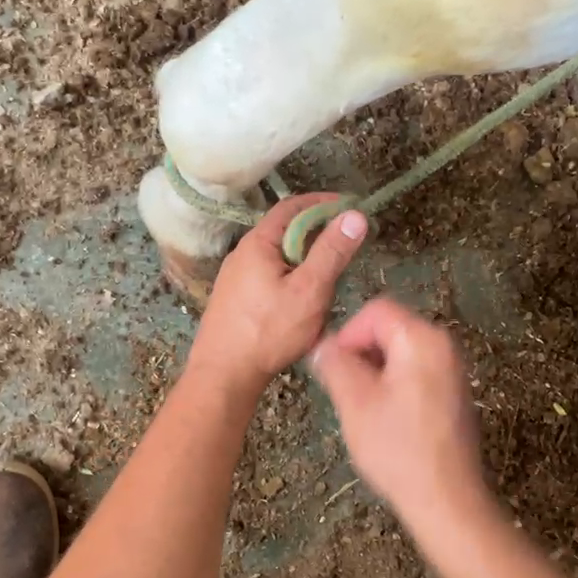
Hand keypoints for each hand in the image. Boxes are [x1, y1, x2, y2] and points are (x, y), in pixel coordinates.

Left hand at [186, 193, 366, 392]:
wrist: (224, 375)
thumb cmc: (269, 331)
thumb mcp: (309, 290)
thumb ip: (331, 252)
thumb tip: (354, 215)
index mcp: (258, 243)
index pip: (293, 206)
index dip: (323, 202)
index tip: (350, 208)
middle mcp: (242, 254)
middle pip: (285, 232)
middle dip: (317, 234)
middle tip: (346, 246)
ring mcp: (235, 278)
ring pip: (278, 258)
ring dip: (305, 260)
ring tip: (330, 277)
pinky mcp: (235, 300)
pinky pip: (268, 278)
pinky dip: (291, 279)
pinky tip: (303, 302)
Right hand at [309, 299, 489, 526]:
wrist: (447, 499)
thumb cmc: (397, 448)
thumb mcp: (355, 403)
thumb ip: (335, 364)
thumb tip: (323, 346)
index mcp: (422, 339)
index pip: (376, 310)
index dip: (347, 334)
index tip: (333, 367)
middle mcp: (444, 346)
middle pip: (390, 329)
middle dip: (361, 353)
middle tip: (344, 390)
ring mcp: (453, 371)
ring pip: (401, 353)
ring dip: (375, 372)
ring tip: (362, 408)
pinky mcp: (454, 394)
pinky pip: (416, 372)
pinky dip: (394, 385)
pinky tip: (385, 420)